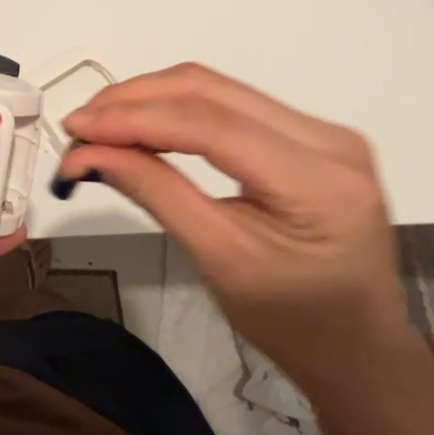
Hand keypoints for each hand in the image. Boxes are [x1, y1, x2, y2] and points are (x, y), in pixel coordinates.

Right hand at [55, 64, 413, 392]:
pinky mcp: (305, 132)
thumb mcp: (220, 261)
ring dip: (147, 99)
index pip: (210, 125)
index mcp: (320, 182)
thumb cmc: (293, 320)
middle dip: (132, 100)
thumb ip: (155, 193)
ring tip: (99, 127)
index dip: (133, 119)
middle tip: (78, 128)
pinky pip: (225, 101)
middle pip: (209, 90)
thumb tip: (86, 153)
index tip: (75, 130)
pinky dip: (172, 108)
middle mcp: (329, 140)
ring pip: (212, 87)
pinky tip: (139, 126)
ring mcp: (321, 131)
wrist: (358, 348)